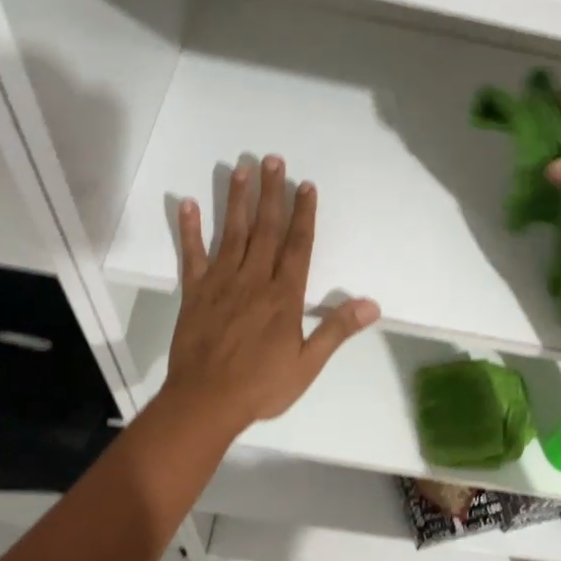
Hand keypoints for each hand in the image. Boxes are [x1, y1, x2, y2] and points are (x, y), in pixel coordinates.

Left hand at [162, 155, 380, 430]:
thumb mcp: (307, 364)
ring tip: (242, 168)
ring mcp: (220, 284)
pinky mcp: (194, 293)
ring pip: (231, 233)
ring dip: (237, 200)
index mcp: (284, 298)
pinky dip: (189, 229)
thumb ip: (336, 330)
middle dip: (271, 194)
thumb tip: (370, 304)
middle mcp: (253, 281)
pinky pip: (191, 255)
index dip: (303, 215)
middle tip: (273, 159)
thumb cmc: (262, 387)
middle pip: (265, 230)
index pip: (297, 247)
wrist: (206, 401)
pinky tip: (189, 204)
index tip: (305, 186)